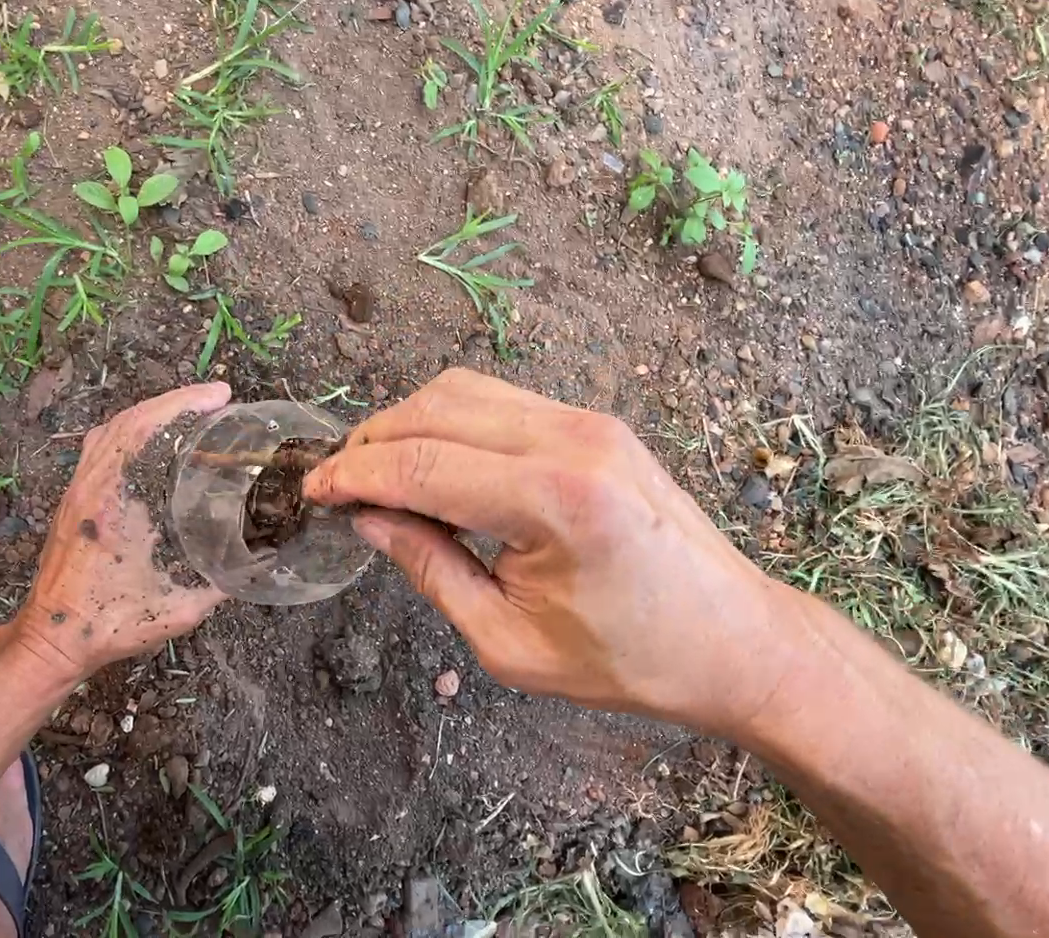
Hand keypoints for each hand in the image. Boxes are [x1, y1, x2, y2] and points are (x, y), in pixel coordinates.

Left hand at [3, 383, 232, 686]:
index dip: (184, 403)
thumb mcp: (178, 610)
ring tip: (189, 412)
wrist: (52, 638)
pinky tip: (154, 439)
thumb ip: (222, 584)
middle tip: (216, 400)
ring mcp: (78, 488)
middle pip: (129, 418)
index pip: (145, 428)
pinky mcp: (73, 497)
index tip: (221, 396)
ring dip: (151, 411)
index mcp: (113, 499)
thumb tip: (262, 562)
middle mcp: (91, 483)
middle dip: (175, 400)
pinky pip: (100, 445)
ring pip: (111, 428)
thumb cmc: (110, 623)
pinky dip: (130, 429)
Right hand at [302, 369, 801, 737]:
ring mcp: (585, 420)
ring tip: (376, 469)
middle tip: (336, 483)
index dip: (354, 475)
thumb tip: (368, 520)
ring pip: (462, 390)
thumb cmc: (627, 660)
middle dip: (370, 442)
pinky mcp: (591, 420)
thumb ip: (430, 570)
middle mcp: (570, 439)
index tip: (312, 491)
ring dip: (405, 422)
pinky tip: (430, 456)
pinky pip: (496, 398)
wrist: (736, 639)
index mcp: (554, 500)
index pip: (422, 464)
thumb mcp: (510, 641)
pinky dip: (445, 418)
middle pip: (435, 410)